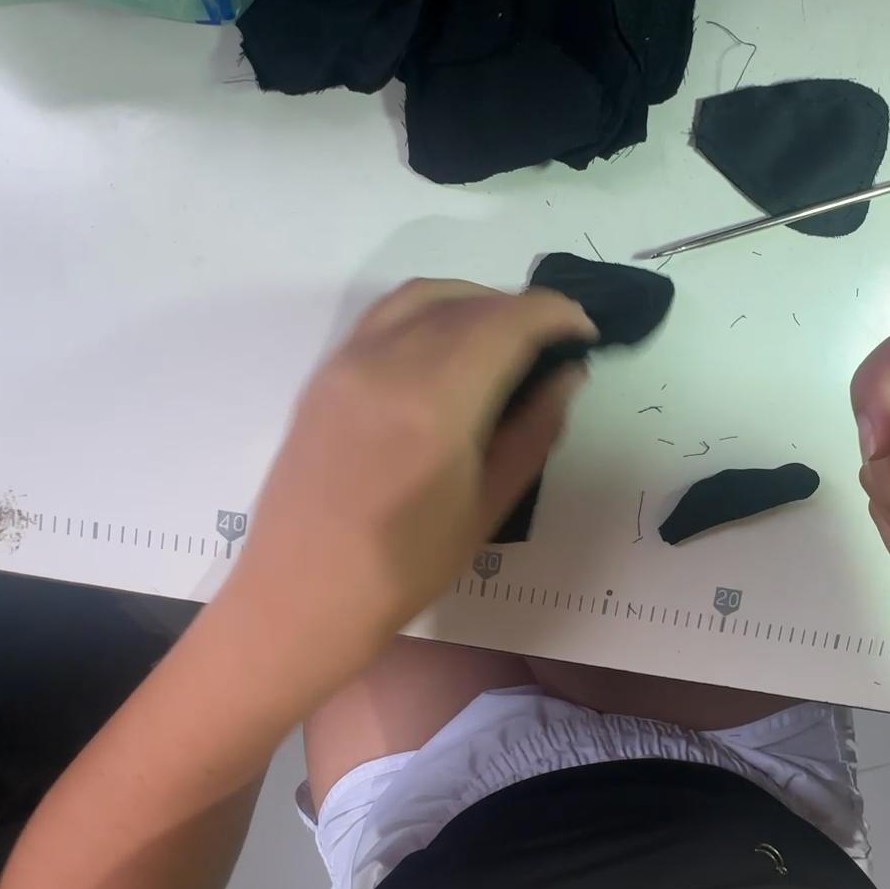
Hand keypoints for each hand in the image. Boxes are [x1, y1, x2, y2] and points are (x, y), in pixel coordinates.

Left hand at [229, 279, 593, 658]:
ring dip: (478, 300)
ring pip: (426, 296)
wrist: (304, 593)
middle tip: (556, 342)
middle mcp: (388, 363)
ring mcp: (348, 360)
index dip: (556, 314)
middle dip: (524, 310)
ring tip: (507, 335)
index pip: (507, 322)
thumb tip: (568, 375)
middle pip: (470, 303)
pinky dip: (432, 308)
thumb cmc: (407, 566)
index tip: (584, 331)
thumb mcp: (489, 504)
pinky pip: (387, 313)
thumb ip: (535, 429)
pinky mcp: (325, 371)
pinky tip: (450, 341)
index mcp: (436, 403)